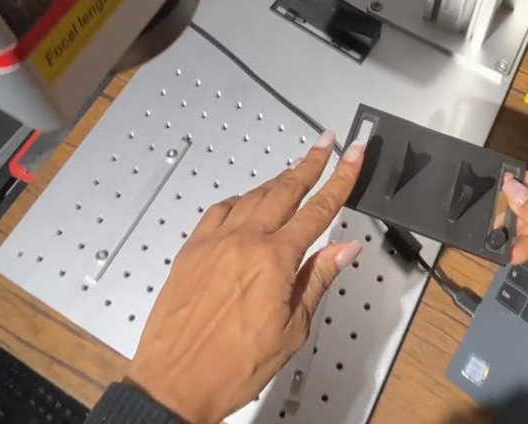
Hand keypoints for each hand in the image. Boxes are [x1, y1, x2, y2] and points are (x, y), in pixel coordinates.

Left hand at [126, 131, 365, 422]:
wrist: (174, 385)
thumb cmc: (232, 367)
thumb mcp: (291, 330)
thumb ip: (317, 280)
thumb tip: (345, 249)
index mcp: (275, 260)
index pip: (319, 208)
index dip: (341, 176)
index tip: (353, 152)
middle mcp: (246, 240)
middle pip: (286, 188)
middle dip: (311, 162)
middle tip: (326, 142)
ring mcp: (216, 240)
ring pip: (254, 195)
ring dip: (278, 180)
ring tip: (295, 170)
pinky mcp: (192, 248)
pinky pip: (220, 210)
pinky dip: (239, 201)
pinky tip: (246, 202)